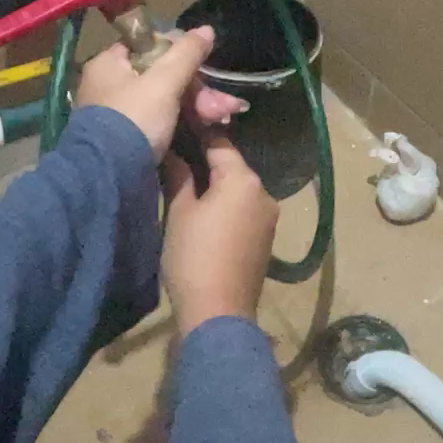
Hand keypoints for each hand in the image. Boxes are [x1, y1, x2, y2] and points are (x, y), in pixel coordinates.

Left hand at [75, 27, 246, 159]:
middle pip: (162, 75)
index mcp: (109, 64)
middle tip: (224, 104)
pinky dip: (185, 120)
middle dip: (199, 88)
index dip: (178, 52)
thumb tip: (207, 29)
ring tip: (226, 115)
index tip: (203, 63)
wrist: (110, 178)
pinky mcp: (130, 137)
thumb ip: (186, 54)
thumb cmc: (134, 120)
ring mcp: (119, 112)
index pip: (148, 45)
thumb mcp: (164, 83)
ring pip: (166, 98)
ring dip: (199, 105)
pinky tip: (210, 124)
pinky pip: (162, 119)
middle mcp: (110, 84)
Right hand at [160, 134, 278, 334]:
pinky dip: (226, 205)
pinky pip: (244, 208)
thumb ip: (179, 177)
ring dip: (216, 185)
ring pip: (238, 188)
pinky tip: (204, 212)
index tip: (177, 127)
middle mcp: (263, 191)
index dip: (197, 134)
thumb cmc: (194, 257)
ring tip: (185, 185)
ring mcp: (268, 216)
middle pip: (231, 166)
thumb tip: (173, 152)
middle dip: (206, 161)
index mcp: (243, 179)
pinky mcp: (266, 237)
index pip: (218, 144)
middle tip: (175, 157)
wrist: (219, 314)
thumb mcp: (179, 213)